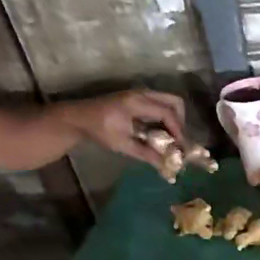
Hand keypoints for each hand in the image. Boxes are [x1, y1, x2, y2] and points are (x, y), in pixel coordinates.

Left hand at [56, 89, 187, 165]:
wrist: (79, 117)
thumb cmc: (99, 131)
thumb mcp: (123, 145)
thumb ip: (146, 154)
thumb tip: (166, 166)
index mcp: (137, 103)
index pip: (168, 113)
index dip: (178, 130)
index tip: (181, 147)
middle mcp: (142, 93)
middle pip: (174, 101)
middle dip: (181, 121)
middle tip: (178, 139)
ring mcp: (140, 93)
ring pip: (169, 100)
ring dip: (174, 118)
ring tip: (171, 136)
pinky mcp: (138, 96)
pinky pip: (160, 102)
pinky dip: (166, 115)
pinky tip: (160, 131)